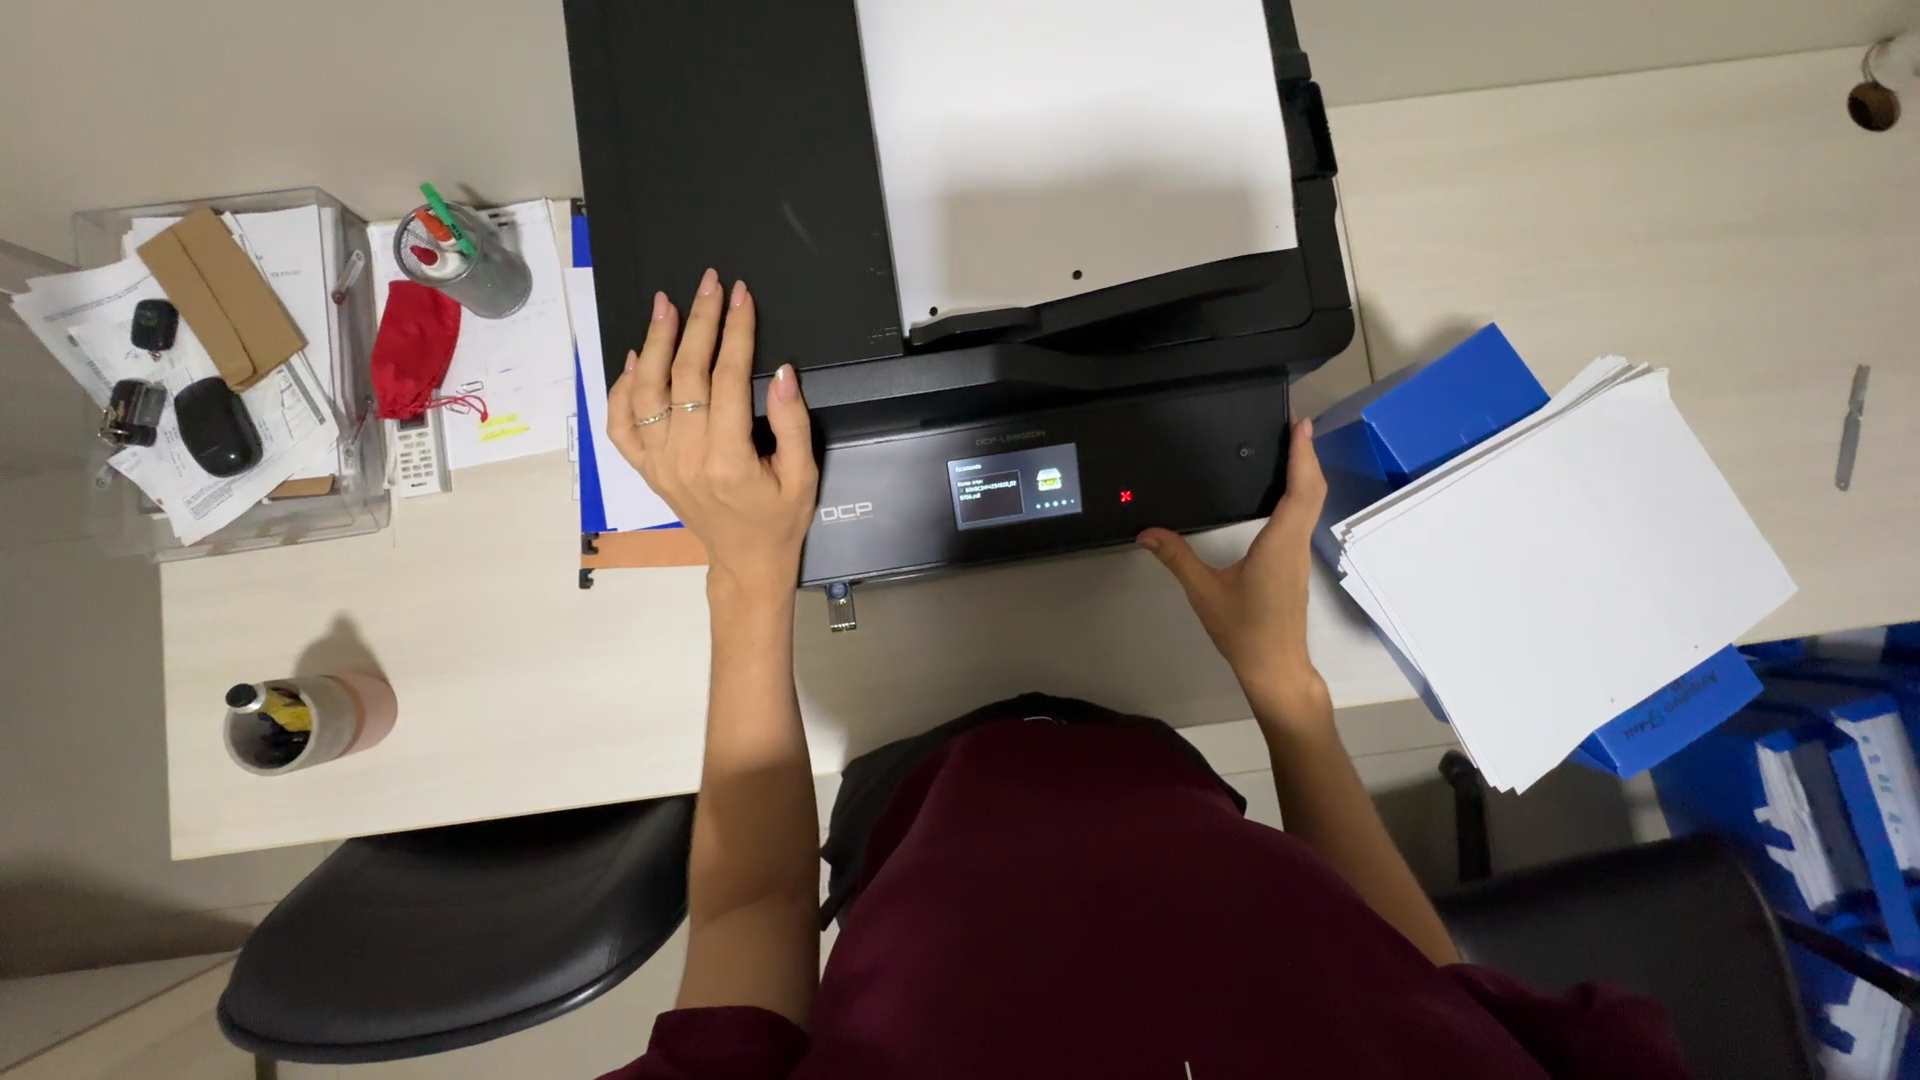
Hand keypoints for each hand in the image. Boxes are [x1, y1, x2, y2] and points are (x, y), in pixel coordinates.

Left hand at [607, 270, 818, 598]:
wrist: (745, 562)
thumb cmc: (779, 521)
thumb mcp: (804, 477)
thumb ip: (792, 424)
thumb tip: (781, 372)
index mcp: (728, 460)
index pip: (727, 379)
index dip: (735, 333)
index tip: (741, 297)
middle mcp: (685, 457)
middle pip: (686, 374)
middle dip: (699, 323)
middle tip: (708, 284)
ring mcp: (659, 463)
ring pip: (647, 391)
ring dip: (656, 343)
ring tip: (665, 304)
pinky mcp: (646, 469)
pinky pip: (622, 424)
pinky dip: (623, 388)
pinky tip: (637, 358)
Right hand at [1138, 418, 1329, 725]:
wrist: (1276, 668)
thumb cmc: (1245, 631)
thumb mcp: (1204, 592)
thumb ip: (1176, 559)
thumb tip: (1148, 532)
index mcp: (1278, 544)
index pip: (1300, 490)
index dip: (1303, 455)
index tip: (1301, 426)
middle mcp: (1295, 545)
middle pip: (1313, 492)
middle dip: (1307, 456)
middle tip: (1297, 428)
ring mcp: (1298, 557)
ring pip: (1311, 507)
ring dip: (1306, 476)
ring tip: (1291, 453)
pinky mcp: (1294, 567)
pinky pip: (1303, 521)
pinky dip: (1299, 497)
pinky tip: (1283, 497)